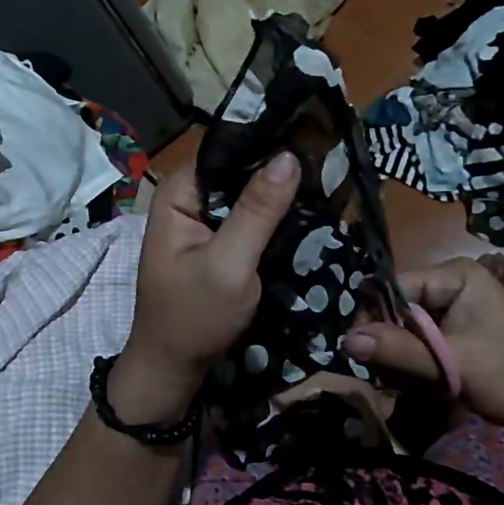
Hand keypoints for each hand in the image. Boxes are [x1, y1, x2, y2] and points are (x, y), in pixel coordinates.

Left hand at [113, 151, 300, 423]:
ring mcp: (204, 224)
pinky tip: (307, 214)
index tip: (311, 136)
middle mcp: (189, 201)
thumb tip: (289, 156)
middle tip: (329, 162)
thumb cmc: (194, 317)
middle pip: (238, 171)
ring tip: (327, 182)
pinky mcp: (220, 244)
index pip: (224, 149)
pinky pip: (250, 220)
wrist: (174, 369)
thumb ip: (257, 212)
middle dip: (278, 169)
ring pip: (248, 196)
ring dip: (280, 196)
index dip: (265, 141)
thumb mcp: (229, 264)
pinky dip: (275, 219)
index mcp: (178, 195)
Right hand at [341, 257, 503, 430]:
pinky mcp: (452, 328)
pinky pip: (416, 338)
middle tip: (387, 374)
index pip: (393, 286)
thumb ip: (398, 350)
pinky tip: (420, 382)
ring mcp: (453, 305)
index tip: (362, 351)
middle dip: (386, 340)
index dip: (373, 316)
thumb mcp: (450, 363)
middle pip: (395, 305)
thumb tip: (347, 340)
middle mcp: (451, 281)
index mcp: (456, 275)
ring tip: (408, 382)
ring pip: (402, 325)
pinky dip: (411, 361)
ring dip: (397, 355)